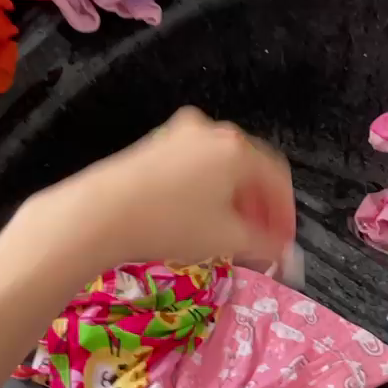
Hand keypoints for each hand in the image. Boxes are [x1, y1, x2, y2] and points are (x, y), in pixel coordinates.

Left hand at [8, 107, 297, 281]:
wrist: (100, 214)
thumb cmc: (174, 224)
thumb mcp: (230, 239)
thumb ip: (267, 245)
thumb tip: (287, 255)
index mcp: (238, 148)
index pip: (279, 179)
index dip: (286, 214)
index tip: (285, 245)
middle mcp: (212, 132)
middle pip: (251, 171)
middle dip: (261, 209)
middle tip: (262, 242)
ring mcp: (180, 135)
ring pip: (223, 170)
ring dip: (236, 202)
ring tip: (232, 235)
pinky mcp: (155, 146)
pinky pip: (198, 169)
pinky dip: (210, 193)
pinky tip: (202, 220)